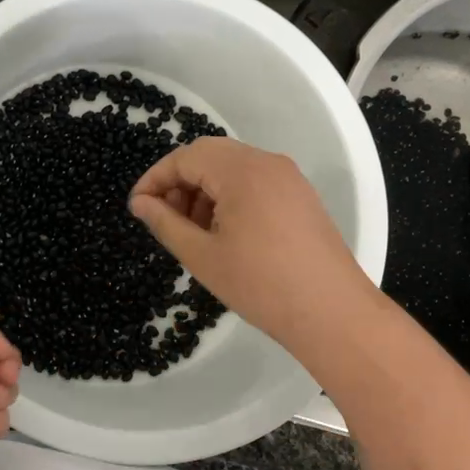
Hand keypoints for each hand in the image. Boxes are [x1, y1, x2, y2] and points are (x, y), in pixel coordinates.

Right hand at [129, 136, 374, 348]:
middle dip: (179, 182)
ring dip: (203, 190)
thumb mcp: (201, 255)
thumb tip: (140, 203)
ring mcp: (289, 179)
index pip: (186, 158)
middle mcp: (267, 164)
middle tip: (161, 217)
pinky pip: (254, 182)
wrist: (332, 313)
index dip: (155, 179)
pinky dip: (228, 197)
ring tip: (190, 230)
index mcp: (242, 171)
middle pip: (209, 156)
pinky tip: (221, 233)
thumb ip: (165, 223)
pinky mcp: (300, 197)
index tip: (137, 206)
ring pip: (232, 168)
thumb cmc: (260, 285)